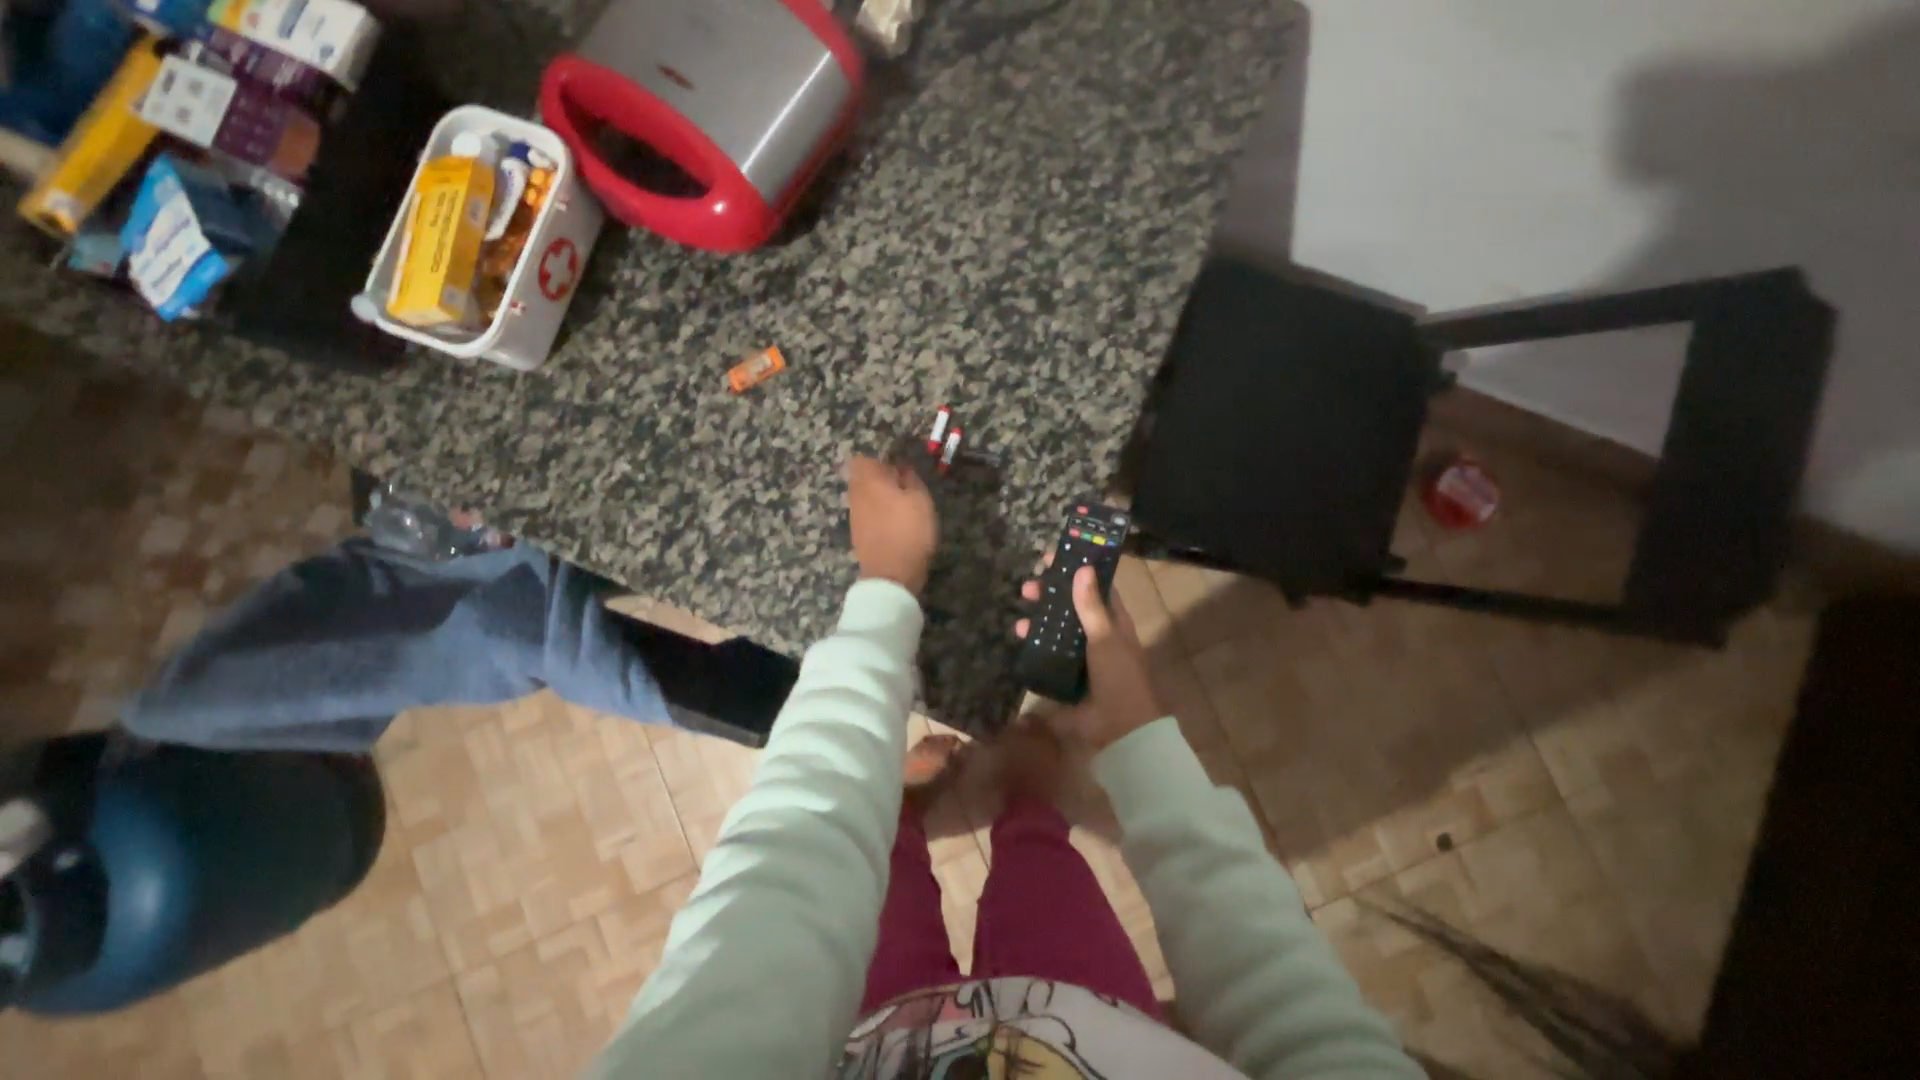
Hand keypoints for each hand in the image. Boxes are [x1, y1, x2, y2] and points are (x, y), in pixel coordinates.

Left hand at [846, 455, 937, 593]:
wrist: (890, 575)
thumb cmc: (908, 531)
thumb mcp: (920, 500)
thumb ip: (910, 478)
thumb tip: (902, 467)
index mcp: (868, 481)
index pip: (862, 459)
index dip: (880, 461)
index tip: (898, 469)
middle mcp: (855, 495)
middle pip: (861, 478)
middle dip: (880, 479)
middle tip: (904, 487)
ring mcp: (854, 516)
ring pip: (864, 496)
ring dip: (880, 497)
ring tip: (903, 507)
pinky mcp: (857, 534)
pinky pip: (866, 514)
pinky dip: (878, 514)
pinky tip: (895, 524)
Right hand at [1016, 556, 1163, 750]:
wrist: (1119, 727)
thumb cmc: (1119, 675)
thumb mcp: (1105, 636)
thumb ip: (1091, 605)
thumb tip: (1082, 567)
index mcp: (1113, 622)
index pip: (1094, 587)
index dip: (1076, 570)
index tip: (1052, 558)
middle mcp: (1097, 635)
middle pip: (1070, 608)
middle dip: (1049, 597)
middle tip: (1027, 589)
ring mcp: (1081, 657)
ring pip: (1056, 632)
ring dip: (1037, 624)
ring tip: (1018, 623)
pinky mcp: (1066, 677)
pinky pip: (1048, 657)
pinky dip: (1034, 649)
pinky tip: (1019, 645)